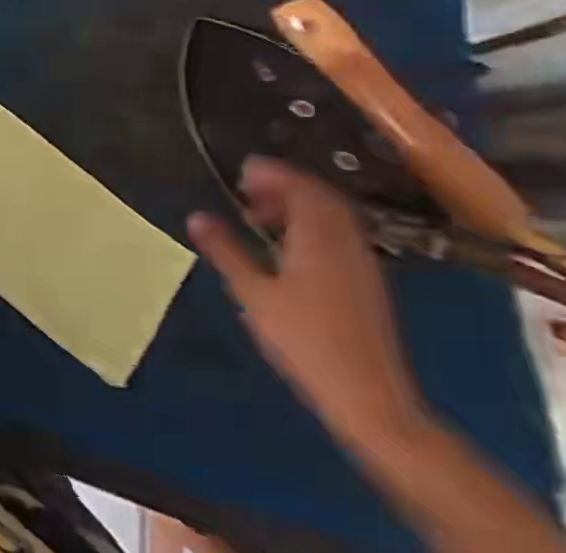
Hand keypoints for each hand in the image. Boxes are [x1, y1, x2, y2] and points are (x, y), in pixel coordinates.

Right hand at [188, 156, 425, 441]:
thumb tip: (197, 216)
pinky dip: (312, 227)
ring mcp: (362, 264)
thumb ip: (226, 251)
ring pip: (333, 218)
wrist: (368, 397)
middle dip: (286, 186)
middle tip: (248, 188)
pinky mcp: (366, 283)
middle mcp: (347, 244)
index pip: (303, 189)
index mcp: (320, 240)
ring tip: (260, 215)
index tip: (243, 169)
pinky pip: (339, 236)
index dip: (274, 173)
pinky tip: (287, 246)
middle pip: (322, 199)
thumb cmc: (303, 341)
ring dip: (299, 206)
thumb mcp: (253, 294)